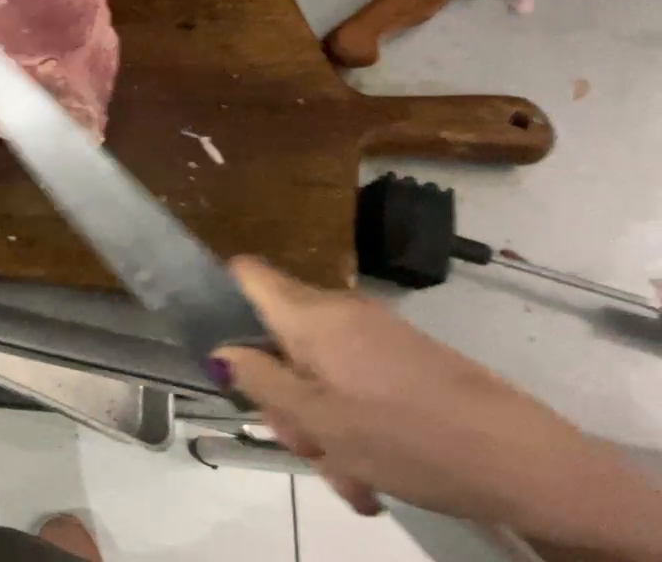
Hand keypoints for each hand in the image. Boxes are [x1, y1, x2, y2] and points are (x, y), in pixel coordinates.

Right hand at [216, 257, 661, 555]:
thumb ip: (258, 379)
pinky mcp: (413, 365)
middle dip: (279, 390)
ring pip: (320, 372)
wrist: (535, 468)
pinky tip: (374, 471)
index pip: (244, 272)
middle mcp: (341, 314)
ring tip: (347, 475)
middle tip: (298, 440)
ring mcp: (380, 338)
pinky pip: (358, 384)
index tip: (212, 337)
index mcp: (310, 315)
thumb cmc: (408, 437)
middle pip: (279, 337)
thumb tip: (220, 352)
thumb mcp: (317, 419)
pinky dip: (355, 422)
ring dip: (320, 420)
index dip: (217, 292)